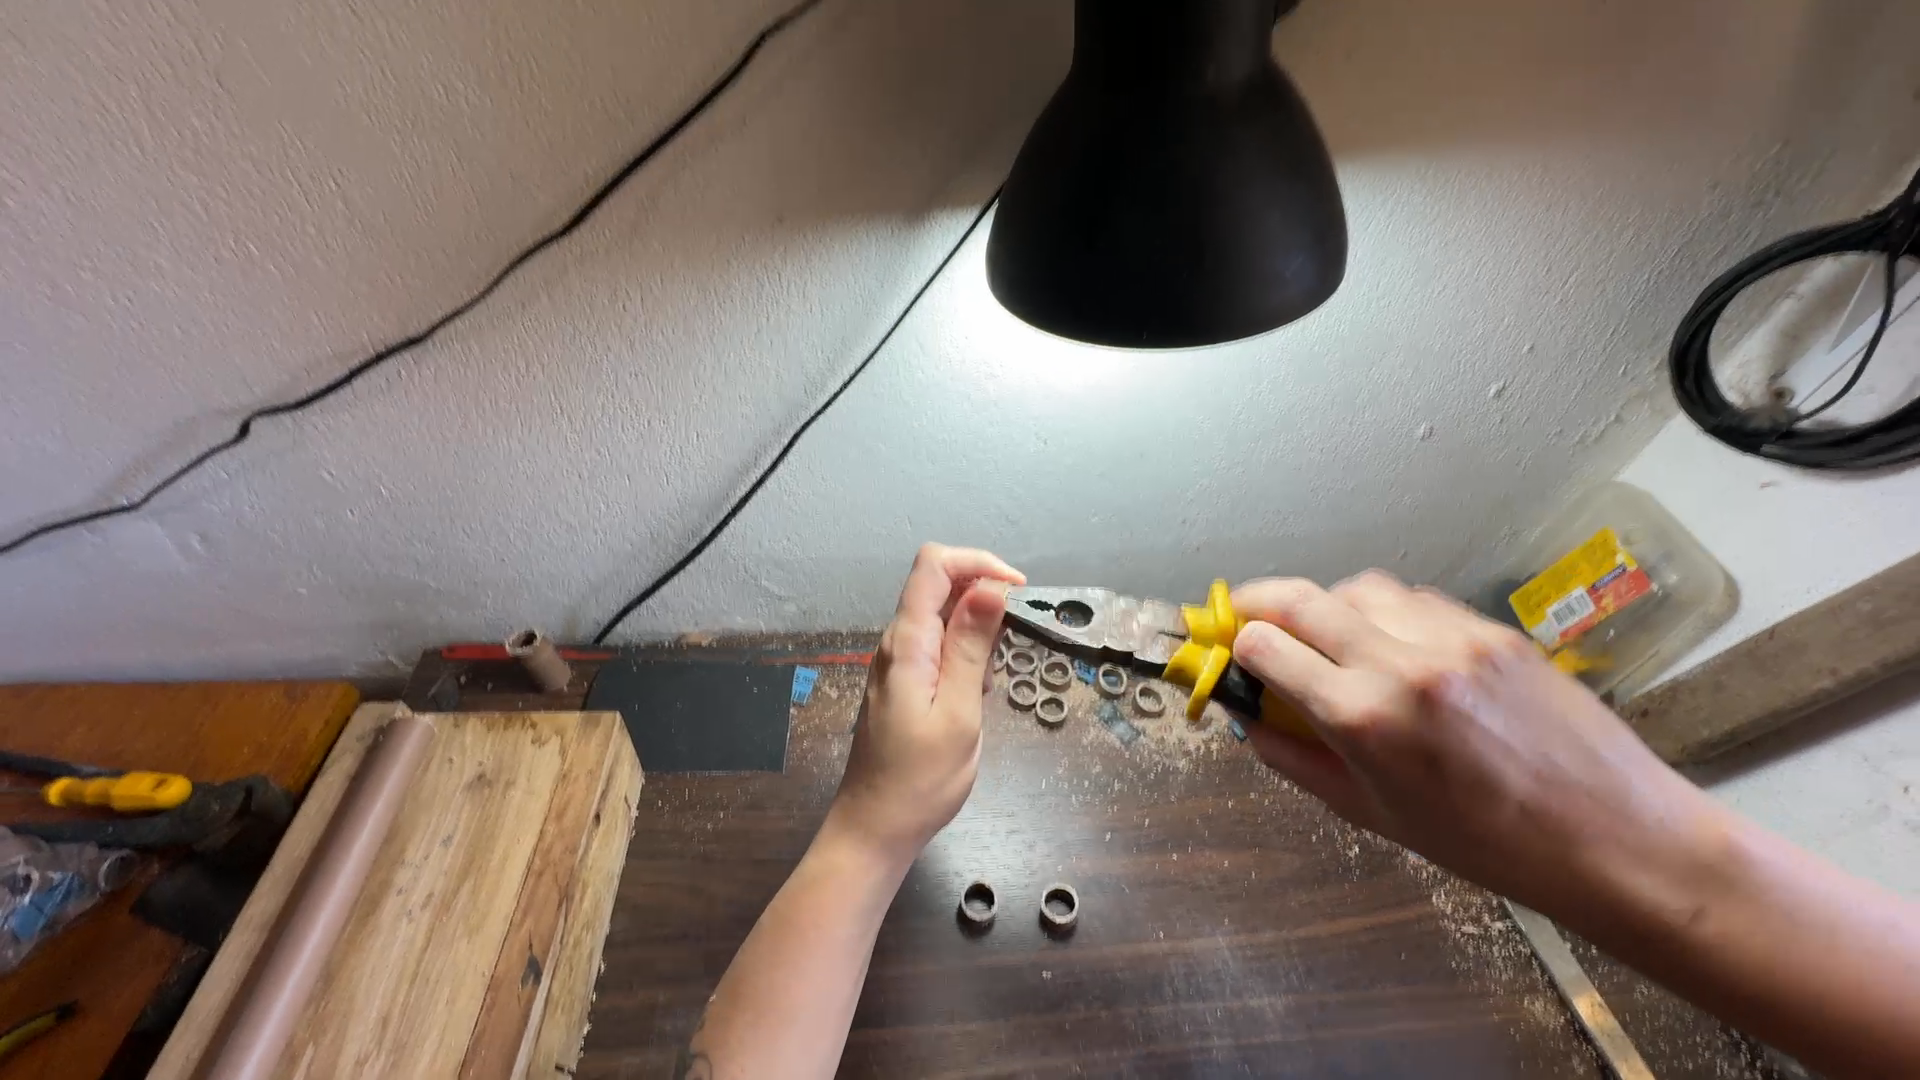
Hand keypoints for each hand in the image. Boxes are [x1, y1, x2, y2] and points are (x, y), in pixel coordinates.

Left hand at [824, 543, 1024, 870]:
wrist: (875, 827)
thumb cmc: (921, 780)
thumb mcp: (958, 712)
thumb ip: (970, 646)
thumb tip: (991, 587)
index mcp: (907, 641)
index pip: (934, 564)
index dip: (979, 563)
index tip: (1017, 592)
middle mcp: (897, 641)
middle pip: (940, 585)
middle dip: (984, 599)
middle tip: (1009, 647)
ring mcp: (898, 661)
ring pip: (942, 616)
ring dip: (977, 633)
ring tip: (986, 685)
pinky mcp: (904, 681)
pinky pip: (938, 646)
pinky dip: (965, 657)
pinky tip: (973, 696)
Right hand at [1229, 572, 1731, 926]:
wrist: (1615, 837)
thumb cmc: (1482, 843)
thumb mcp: (1369, 813)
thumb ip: (1294, 758)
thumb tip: (1248, 718)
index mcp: (1362, 717)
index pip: (1265, 645)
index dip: (1236, 646)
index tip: (1231, 654)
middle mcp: (1399, 663)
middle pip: (1298, 598)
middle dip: (1255, 600)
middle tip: (1242, 613)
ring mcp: (1450, 637)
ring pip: (1356, 587)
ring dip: (1324, 603)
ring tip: (1326, 631)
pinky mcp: (1490, 628)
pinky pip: (1413, 598)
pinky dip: (1382, 609)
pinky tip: (1391, 640)